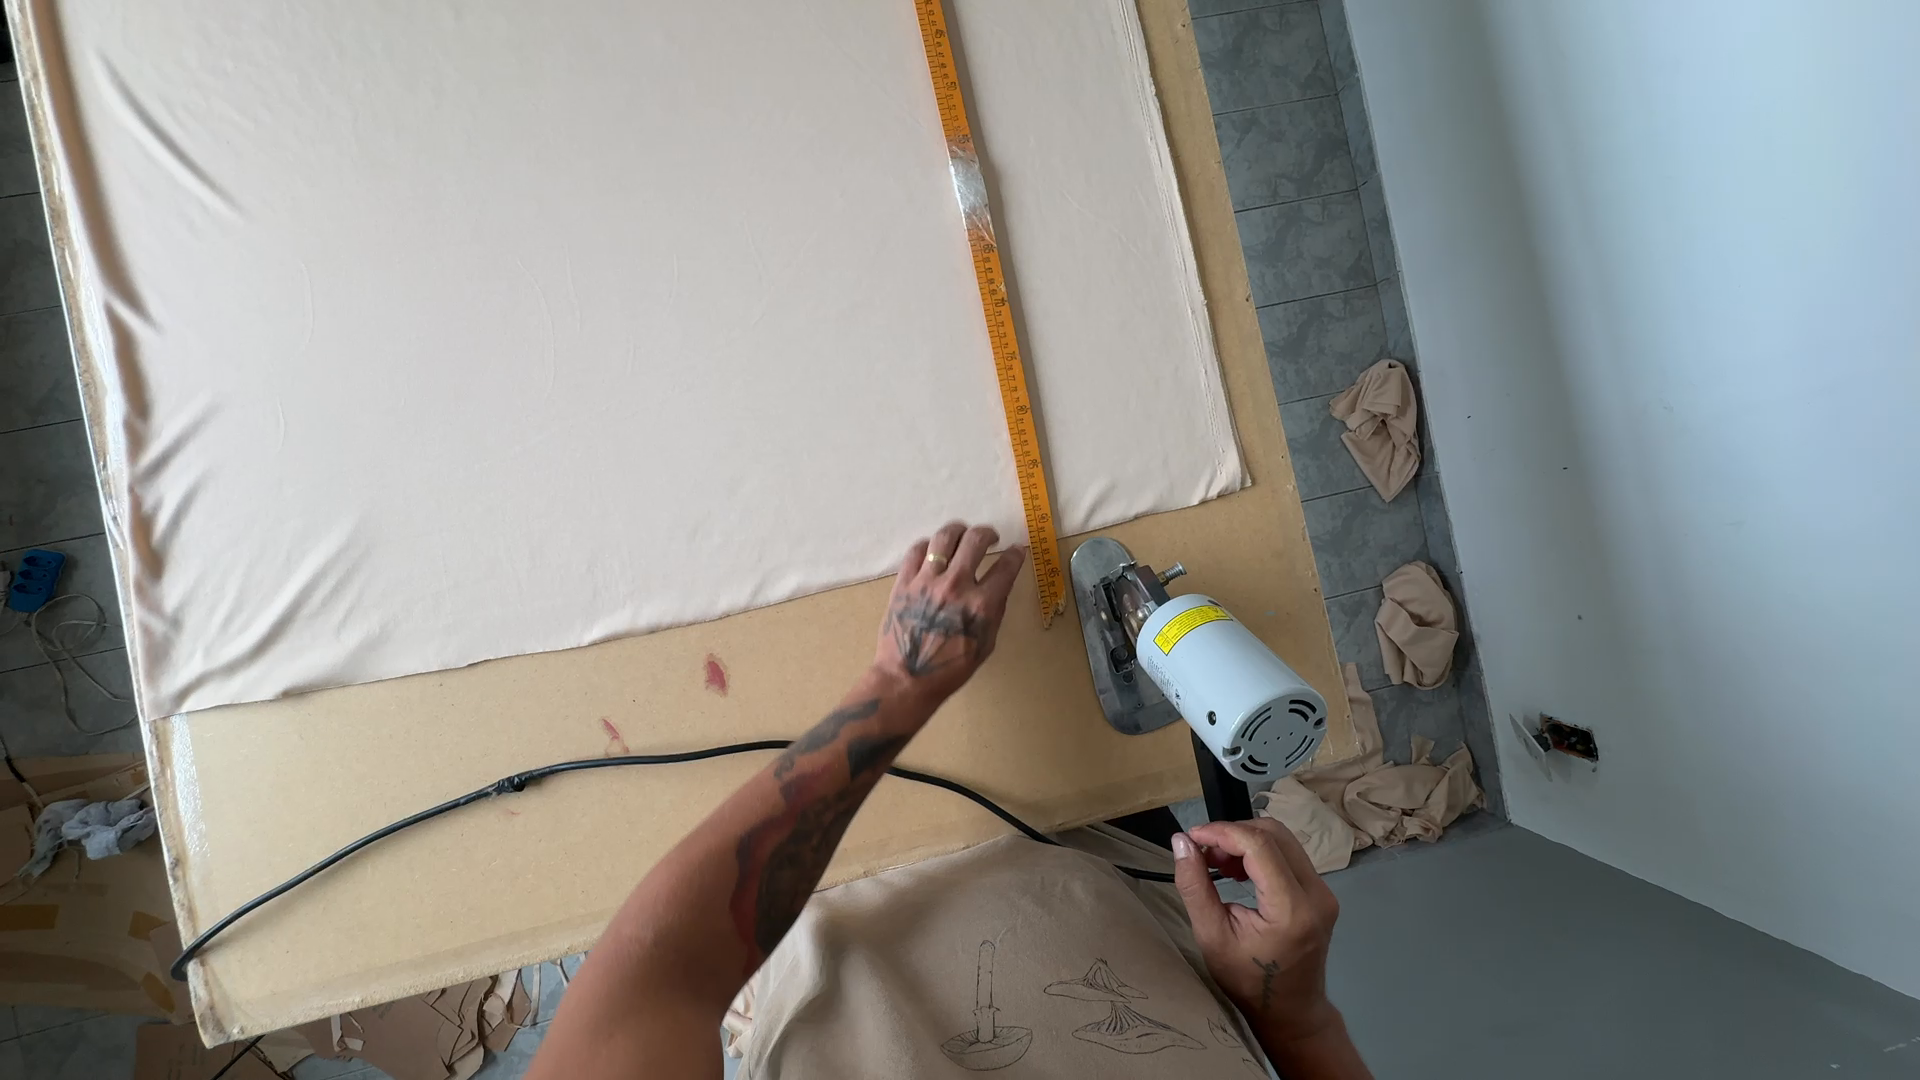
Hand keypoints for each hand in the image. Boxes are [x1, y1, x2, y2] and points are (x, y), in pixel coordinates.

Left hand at [873, 521, 1025, 699]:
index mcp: (982, 604)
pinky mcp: (904, 582)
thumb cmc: (951, 669)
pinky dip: (928, 546)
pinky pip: (916, 550)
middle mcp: (956, 585)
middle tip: (990, 538)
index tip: (1016, 550)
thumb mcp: (986, 644)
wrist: (906, 679)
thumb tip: (999, 586)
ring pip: (945, 537)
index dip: (1016, 554)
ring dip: (958, 531)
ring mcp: (927, 581)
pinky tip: (933, 552)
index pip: (1007, 566)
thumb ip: (994, 611)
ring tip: (962, 535)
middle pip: (976, 540)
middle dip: (988, 533)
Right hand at [1172, 819, 1341, 1046]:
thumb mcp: (1211, 936)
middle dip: (1232, 833)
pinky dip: (1258, 850)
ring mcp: (1323, 891)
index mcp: (1292, 909)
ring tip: (1219, 862)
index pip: (1259, 846)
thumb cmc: (1248, 980)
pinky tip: (1238, 870)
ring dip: (1245, 839)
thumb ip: (1195, 886)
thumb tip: (1181, 841)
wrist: (1291, 1011)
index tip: (1192, 837)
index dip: (1222, 832)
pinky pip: (1287, 852)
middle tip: (1205, 853)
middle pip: (1272, 834)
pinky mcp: (1320, 891)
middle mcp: (1316, 894)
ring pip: (1281, 838)